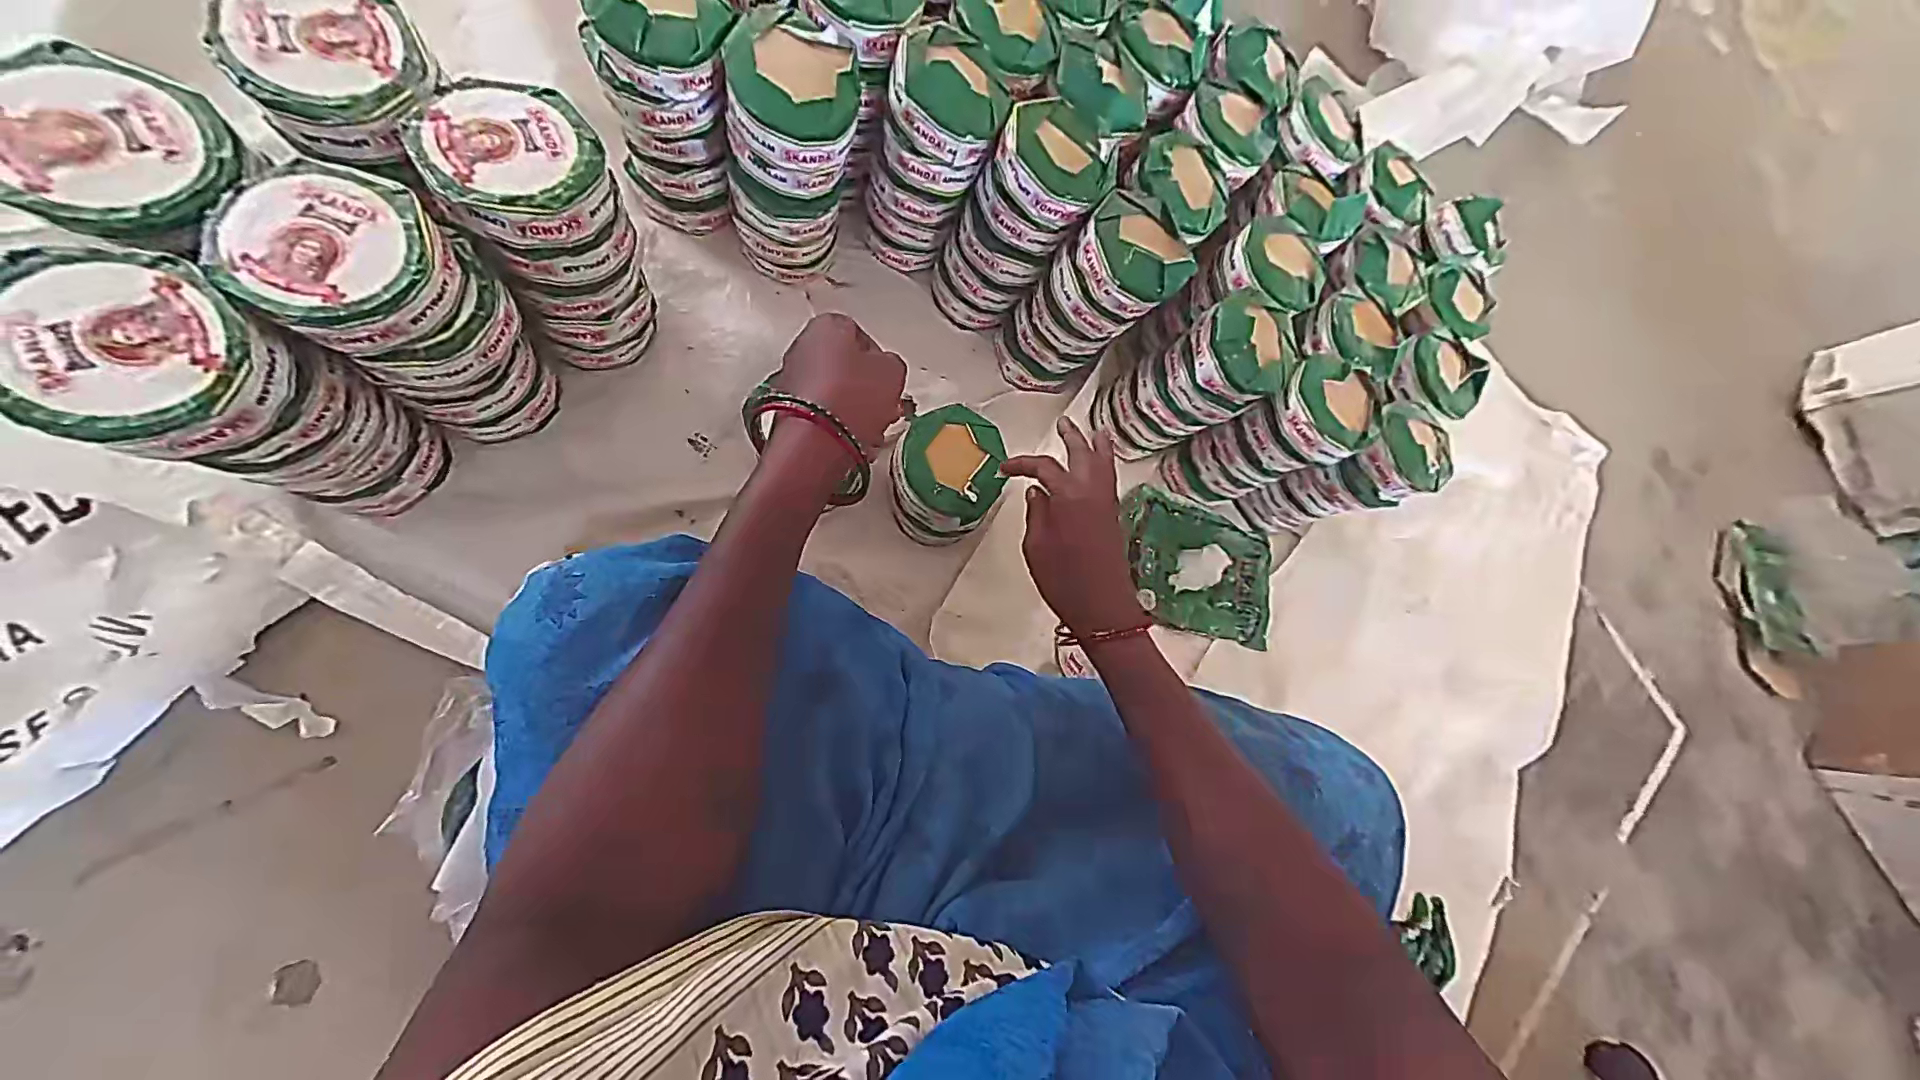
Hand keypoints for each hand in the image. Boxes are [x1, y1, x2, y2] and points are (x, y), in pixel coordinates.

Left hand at [772, 313, 905, 452]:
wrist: (818, 438)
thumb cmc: (853, 396)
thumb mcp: (893, 372)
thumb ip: (891, 364)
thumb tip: (886, 370)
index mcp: (827, 325)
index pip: (858, 333)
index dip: (877, 358)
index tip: (887, 377)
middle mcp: (801, 346)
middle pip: (840, 363)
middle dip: (861, 383)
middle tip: (881, 402)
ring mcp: (790, 379)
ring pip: (829, 390)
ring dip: (849, 406)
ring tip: (869, 427)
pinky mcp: (785, 410)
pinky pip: (818, 412)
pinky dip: (833, 422)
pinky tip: (851, 437)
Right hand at [1002, 417, 1145, 637]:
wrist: (1102, 606)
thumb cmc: (1062, 579)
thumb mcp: (1036, 547)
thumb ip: (1036, 513)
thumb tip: (1036, 492)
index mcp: (1068, 495)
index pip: (1044, 467)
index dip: (1022, 464)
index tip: (1004, 469)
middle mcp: (1091, 491)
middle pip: (1082, 454)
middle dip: (1071, 438)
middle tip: (1063, 424)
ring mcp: (1107, 503)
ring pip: (1103, 463)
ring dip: (1096, 445)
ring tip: (1094, 432)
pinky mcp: (1114, 516)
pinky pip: (1110, 478)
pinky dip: (1106, 464)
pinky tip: (1101, 465)